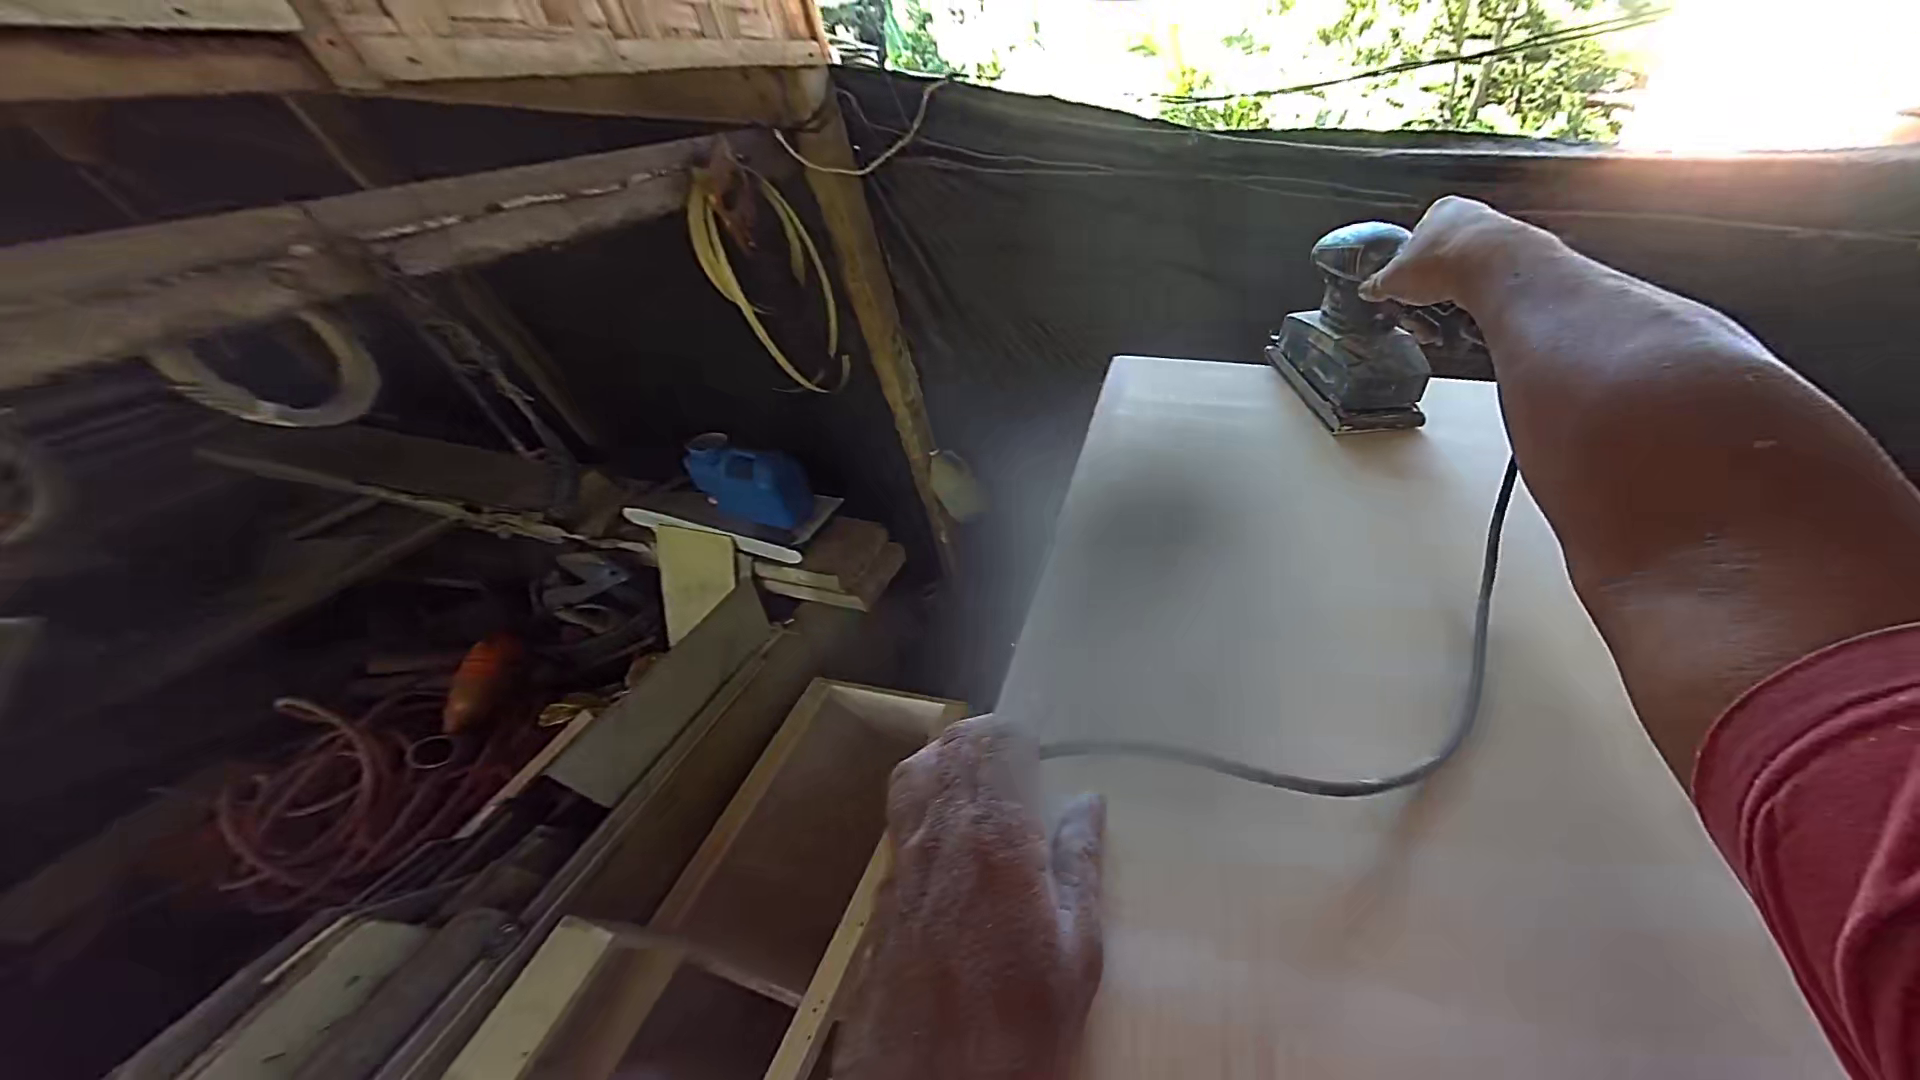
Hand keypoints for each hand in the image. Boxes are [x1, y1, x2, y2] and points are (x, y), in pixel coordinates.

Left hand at [836, 716, 1105, 1079]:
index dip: (1019, 736)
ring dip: (950, 757)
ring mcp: (906, 850)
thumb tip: (1089, 803)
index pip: (999, 741)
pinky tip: (947, 824)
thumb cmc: (1016, 1023)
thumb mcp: (1077, 952)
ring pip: (918, 765)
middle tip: (1014, 762)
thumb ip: (1081, 863)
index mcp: (999, 835)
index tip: (1039, 755)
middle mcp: (945, 828)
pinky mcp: (886, 878)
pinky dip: (924, 791)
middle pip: (955, 743)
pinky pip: (900, 806)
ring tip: (979, 781)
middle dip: (986, 737)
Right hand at [1358, 195, 1539, 308]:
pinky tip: (1469, 305)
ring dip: (1454, 285)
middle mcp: (1473, 211)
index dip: (1407, 259)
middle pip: (1443, 249)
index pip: (1417, 233)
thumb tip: (1367, 290)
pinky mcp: (1521, 250)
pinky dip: (1478, 290)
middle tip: (1421, 298)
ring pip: (1467, 263)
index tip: (1404, 279)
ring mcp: (1501, 228)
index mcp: (1441, 209)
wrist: (1497, 269)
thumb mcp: (1392, 280)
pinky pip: (1490, 274)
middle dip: (1432, 276)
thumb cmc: (1439, 264)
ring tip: (1444, 308)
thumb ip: (1377, 284)